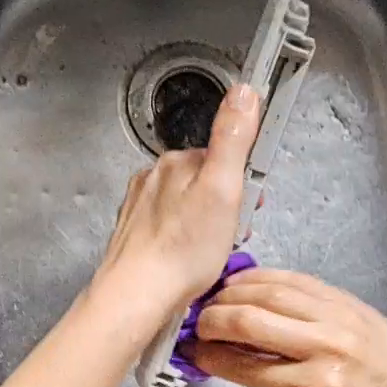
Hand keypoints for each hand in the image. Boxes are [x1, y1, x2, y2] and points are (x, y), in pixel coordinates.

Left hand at [87, 81, 260, 331]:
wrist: (137, 295)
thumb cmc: (183, 250)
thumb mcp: (223, 188)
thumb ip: (232, 138)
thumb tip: (243, 92)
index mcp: (176, 163)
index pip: (222, 157)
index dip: (244, 182)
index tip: (251, 204)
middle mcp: (154, 179)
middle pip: (205, 182)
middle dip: (226, 206)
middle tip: (232, 235)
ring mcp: (141, 207)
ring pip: (188, 207)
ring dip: (207, 226)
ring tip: (212, 254)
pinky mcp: (136, 235)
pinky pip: (171, 230)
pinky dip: (186, 242)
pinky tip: (191, 262)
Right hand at [190, 269, 386, 386]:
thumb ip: (272, 384)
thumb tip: (229, 358)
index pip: (246, 367)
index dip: (211, 357)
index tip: (192, 351)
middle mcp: (324, 347)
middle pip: (250, 322)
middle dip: (212, 321)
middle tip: (195, 325)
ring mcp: (334, 316)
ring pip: (267, 292)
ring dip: (230, 295)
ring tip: (212, 301)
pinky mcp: (341, 298)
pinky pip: (291, 279)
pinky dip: (259, 279)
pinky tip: (241, 284)